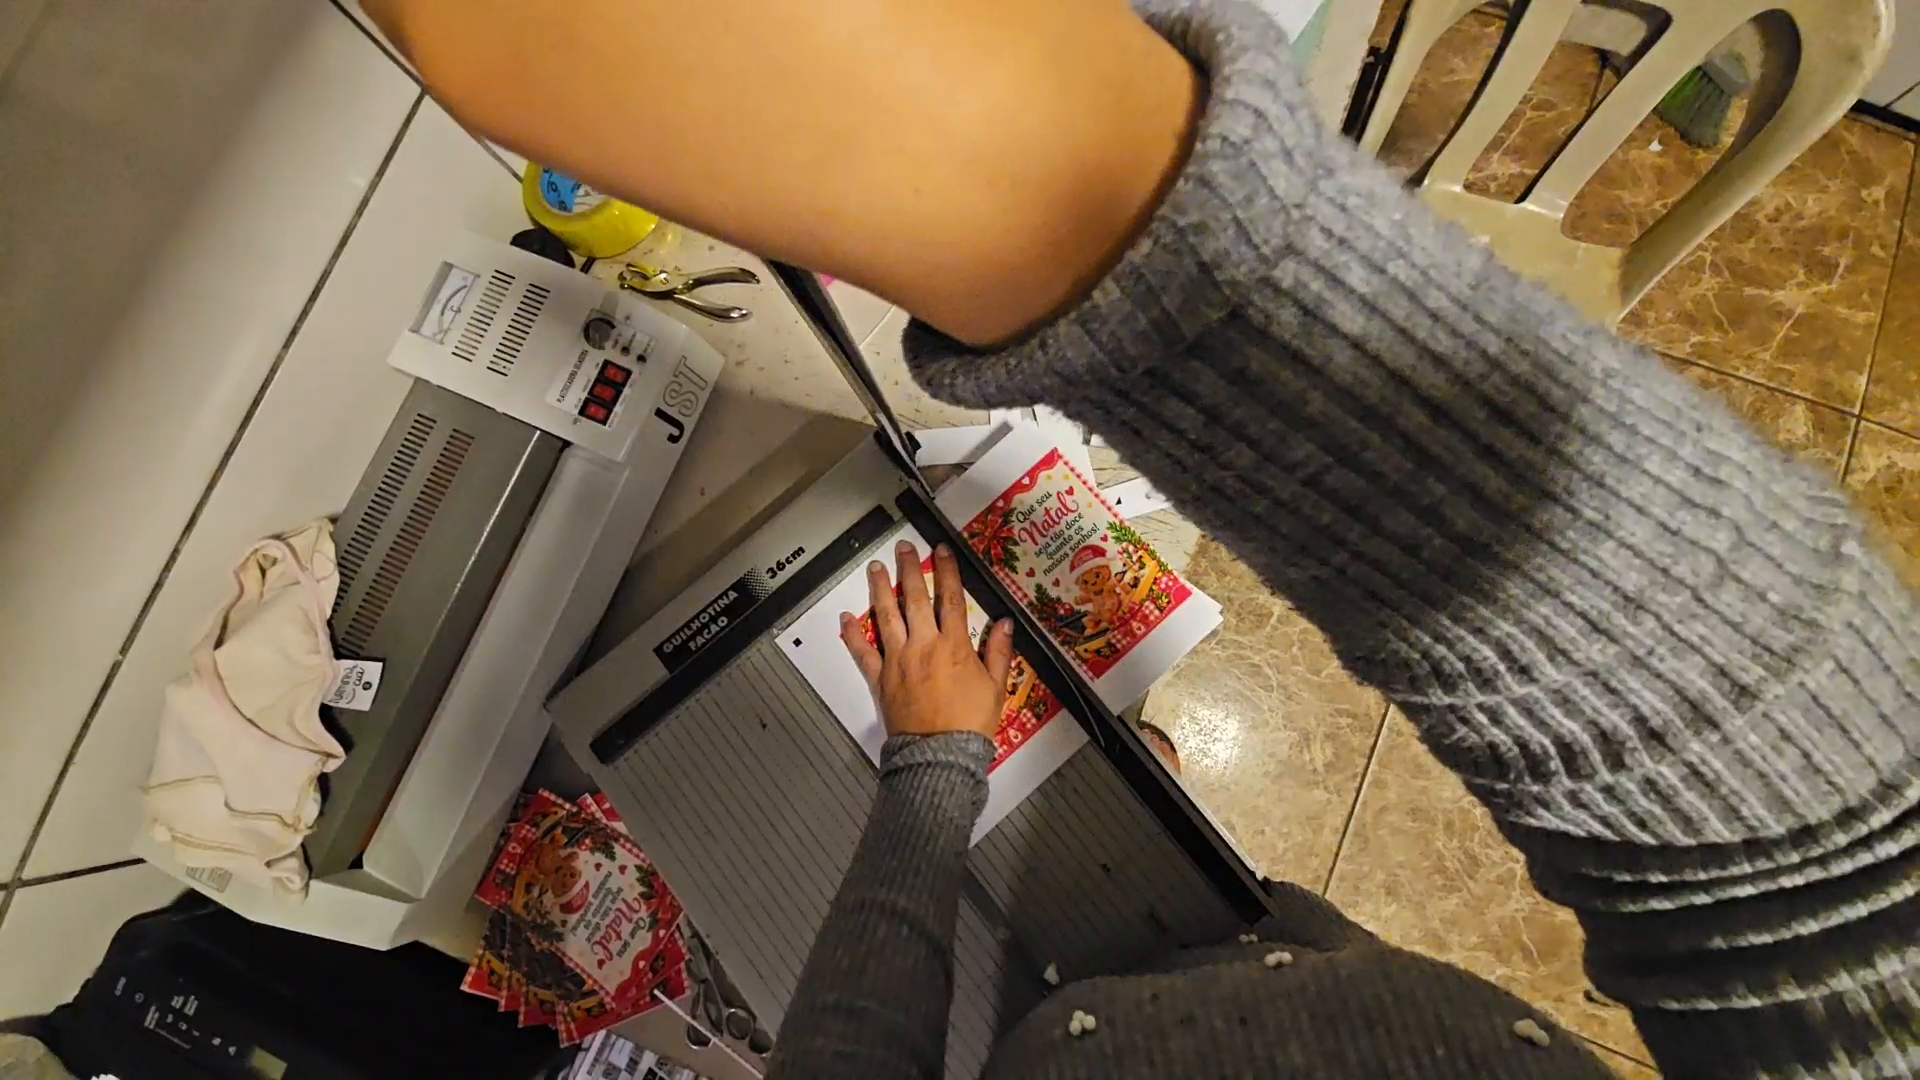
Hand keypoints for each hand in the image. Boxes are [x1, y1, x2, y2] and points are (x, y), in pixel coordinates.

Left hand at [841, 540, 1014, 739]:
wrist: (940, 757)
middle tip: (902, 547)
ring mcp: (897, 660)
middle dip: (909, 570)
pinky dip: (853, 634)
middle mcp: (923, 645)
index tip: (940, 550)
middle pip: (914, 599)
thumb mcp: (996, 687)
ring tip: (875, 568)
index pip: (950, 599)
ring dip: (880, 590)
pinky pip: (863, 653)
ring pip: (886, 617)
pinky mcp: (880, 679)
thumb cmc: (971, 722)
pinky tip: (846, 618)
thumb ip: (998, 652)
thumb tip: (1005, 621)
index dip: (947, 571)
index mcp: (953, 645)